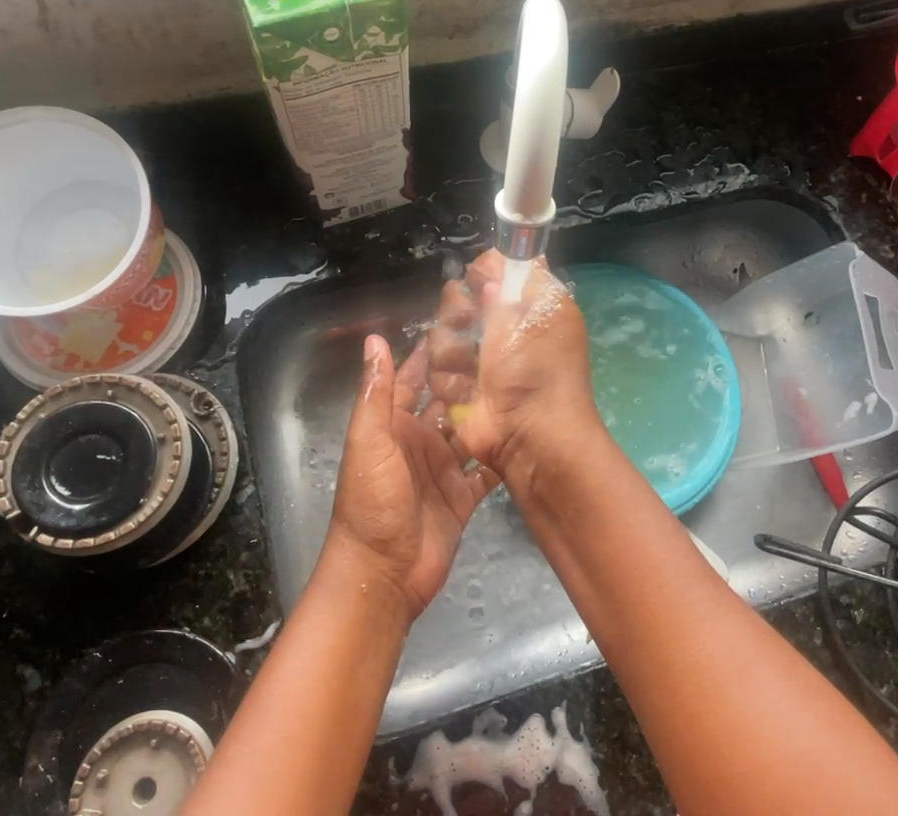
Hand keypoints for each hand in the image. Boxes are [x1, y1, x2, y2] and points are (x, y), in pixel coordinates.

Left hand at [325, 334, 499, 620]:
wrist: (383, 575)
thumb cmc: (371, 504)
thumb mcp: (369, 444)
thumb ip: (376, 394)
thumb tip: (375, 339)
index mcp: (393, 426)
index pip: (412, 379)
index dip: (432, 353)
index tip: (462, 322)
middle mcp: (420, 442)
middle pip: (448, 402)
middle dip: (470, 378)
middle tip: (506, 350)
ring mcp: (443, 470)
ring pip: (470, 432)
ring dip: (490, 413)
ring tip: (524, 385)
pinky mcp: (462, 497)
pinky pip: (485, 470)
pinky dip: (501, 455)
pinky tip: (528, 435)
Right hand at [428, 253, 606, 481]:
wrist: (530, 435)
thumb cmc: (540, 370)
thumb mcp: (539, 312)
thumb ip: (516, 278)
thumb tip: (496, 257)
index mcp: (528, 305)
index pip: (492, 269)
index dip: (482, 272)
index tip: (480, 280)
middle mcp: (500, 328)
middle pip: (456, 298)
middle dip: (459, 313)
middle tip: (474, 326)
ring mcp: (476, 358)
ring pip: (439, 333)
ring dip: (454, 353)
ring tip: (474, 370)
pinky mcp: (457, 386)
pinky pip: (435, 368)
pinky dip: (452, 382)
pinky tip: (469, 393)